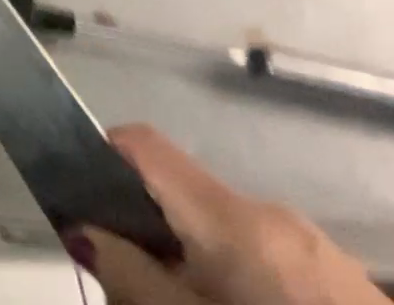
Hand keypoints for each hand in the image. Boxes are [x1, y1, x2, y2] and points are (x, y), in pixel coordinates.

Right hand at [72, 125, 382, 304]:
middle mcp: (272, 213)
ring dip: (195, 257)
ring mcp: (319, 248)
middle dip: (147, 228)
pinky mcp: (350, 281)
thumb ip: (120, 266)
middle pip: (181, 196)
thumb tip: (83, 229)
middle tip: (134, 277)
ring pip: (224, 231)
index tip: (79, 195)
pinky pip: (269, 257)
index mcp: (227, 213)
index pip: (141, 141)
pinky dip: (241, 278)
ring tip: (188, 301)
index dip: (97, 152)